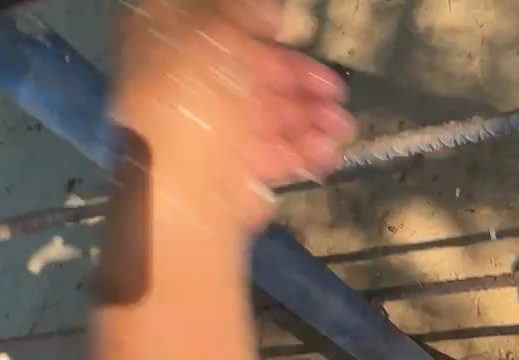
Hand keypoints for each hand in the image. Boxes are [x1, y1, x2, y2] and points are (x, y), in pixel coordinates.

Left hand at [112, 0, 351, 231]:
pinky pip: (278, 155)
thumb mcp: (215, 37)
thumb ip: (242, 14)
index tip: (295, 34)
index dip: (260, 31)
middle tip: (338, 92)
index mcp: (175, 45)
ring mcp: (220, 131)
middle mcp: (196, 85)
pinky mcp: (242, 170)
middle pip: (256, 78)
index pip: (221, 29)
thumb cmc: (194, 98)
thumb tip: (270, 8)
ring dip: (311, 120)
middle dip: (301, 84)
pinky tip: (328, 150)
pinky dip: (305, 151)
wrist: (190, 182)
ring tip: (343, 126)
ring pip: (273, 119)